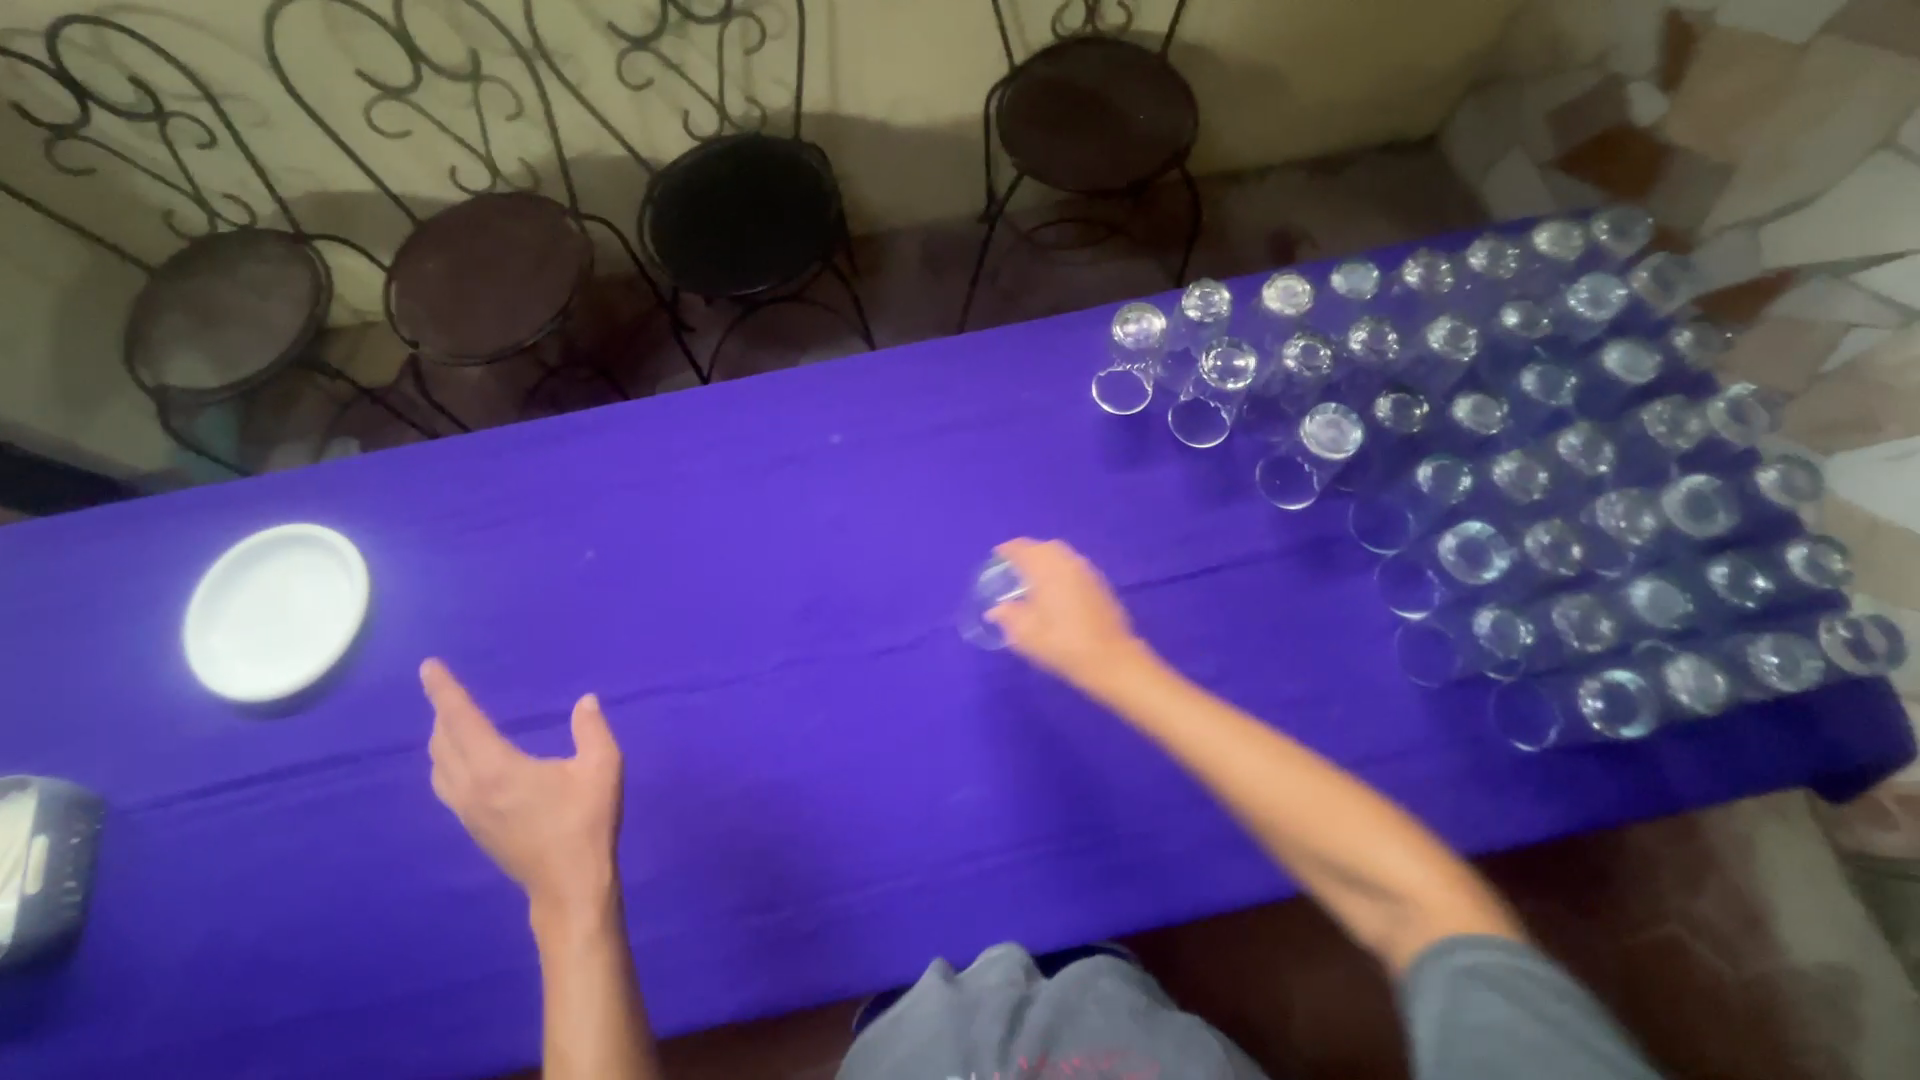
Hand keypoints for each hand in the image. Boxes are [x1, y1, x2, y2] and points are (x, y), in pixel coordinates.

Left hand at [422, 659, 623, 922]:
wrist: (569, 883)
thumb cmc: (587, 822)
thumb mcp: (603, 768)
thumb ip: (593, 730)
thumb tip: (585, 702)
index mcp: (497, 769)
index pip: (461, 720)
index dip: (445, 691)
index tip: (428, 667)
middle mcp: (471, 787)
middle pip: (442, 742)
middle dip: (442, 712)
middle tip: (448, 691)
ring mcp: (467, 811)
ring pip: (438, 766)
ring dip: (441, 739)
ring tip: (452, 723)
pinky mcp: (472, 827)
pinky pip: (446, 784)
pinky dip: (447, 761)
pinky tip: (465, 762)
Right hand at [987, 538, 1152, 690]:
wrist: (1110, 659)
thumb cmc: (1062, 644)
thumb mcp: (1026, 635)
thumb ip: (1008, 616)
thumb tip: (996, 609)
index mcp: (1046, 569)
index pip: (1023, 548)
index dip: (1007, 550)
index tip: (997, 555)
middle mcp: (1068, 563)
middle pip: (1044, 547)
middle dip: (1028, 552)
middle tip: (1015, 566)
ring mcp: (1087, 572)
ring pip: (1062, 555)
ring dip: (1046, 559)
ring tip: (1034, 577)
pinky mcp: (1100, 584)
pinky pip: (1074, 567)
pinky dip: (1061, 570)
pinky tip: (1056, 589)